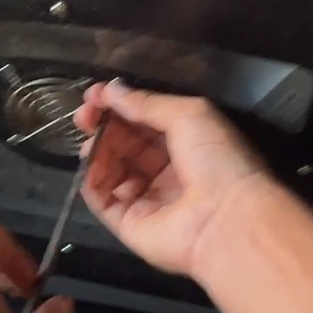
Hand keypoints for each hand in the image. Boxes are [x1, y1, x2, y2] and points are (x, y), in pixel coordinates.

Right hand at [74, 79, 272, 277]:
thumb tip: (109, 90)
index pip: (142, 120)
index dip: (118, 106)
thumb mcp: (188, 115)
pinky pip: (103, 199)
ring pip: (110, 168)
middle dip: (102, 126)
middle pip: (124, 142)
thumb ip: (145, 103)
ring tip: (90, 143)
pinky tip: (89, 166)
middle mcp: (165, 169)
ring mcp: (147, 197)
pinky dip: (91, 181)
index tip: (94, 95)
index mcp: (185, 141)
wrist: (229, 220)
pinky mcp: (131, 223)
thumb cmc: (216, 160)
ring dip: (96, 151)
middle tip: (83, 117)